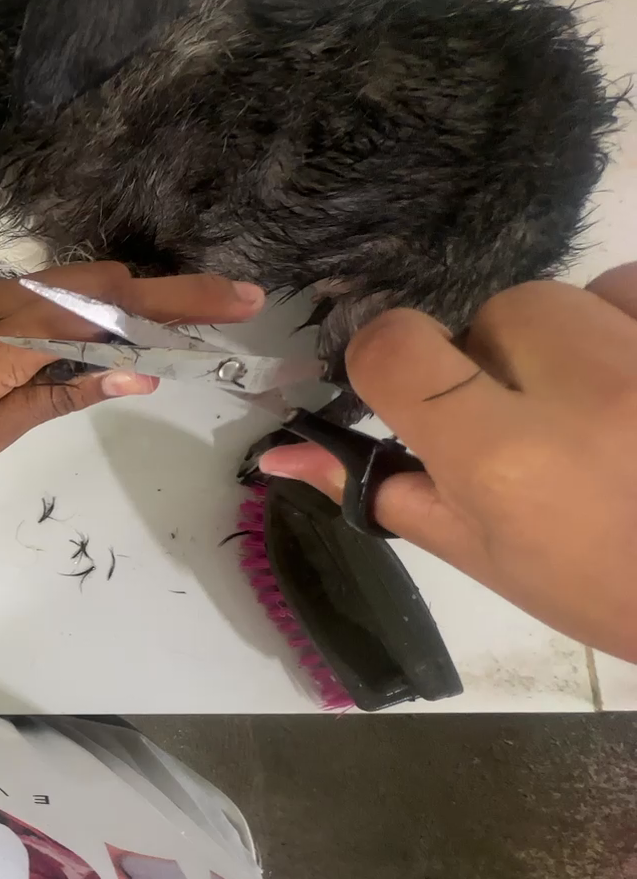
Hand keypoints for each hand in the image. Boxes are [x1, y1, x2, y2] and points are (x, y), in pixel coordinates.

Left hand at [0, 262, 267, 532]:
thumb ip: (60, 395)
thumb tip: (137, 373)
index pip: (101, 314)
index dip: (173, 308)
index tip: (238, 303)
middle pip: (86, 285)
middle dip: (155, 296)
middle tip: (220, 310)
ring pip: (56, 286)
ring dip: (112, 300)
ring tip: (164, 326)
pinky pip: (22, 296)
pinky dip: (65, 307)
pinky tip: (90, 330)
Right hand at [260, 264, 636, 661]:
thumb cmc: (600, 589)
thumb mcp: (473, 548)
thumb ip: (372, 487)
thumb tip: (278, 456)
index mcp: (499, 455)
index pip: (395, 348)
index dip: (384, 355)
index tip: (401, 385)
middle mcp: (588, 394)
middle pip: (500, 308)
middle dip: (492, 348)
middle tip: (518, 409)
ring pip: (589, 289)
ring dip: (576, 330)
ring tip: (598, 391)